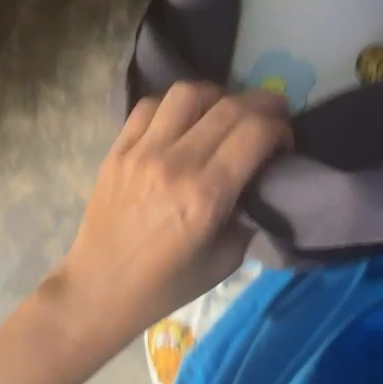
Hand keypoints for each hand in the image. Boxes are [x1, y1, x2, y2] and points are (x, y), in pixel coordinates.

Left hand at [52, 82, 291, 345]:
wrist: (98, 291)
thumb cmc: (168, 284)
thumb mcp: (227, 258)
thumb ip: (251, 213)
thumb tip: (266, 178)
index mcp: (206, 196)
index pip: (255, 133)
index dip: (280, 128)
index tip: (284, 142)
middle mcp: (175, 164)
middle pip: (230, 106)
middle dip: (263, 103)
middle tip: (273, 115)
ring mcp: (141, 152)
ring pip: (189, 93)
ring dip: (218, 95)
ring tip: (225, 112)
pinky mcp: (118, 149)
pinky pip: (151, 105)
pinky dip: (177, 104)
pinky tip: (186, 120)